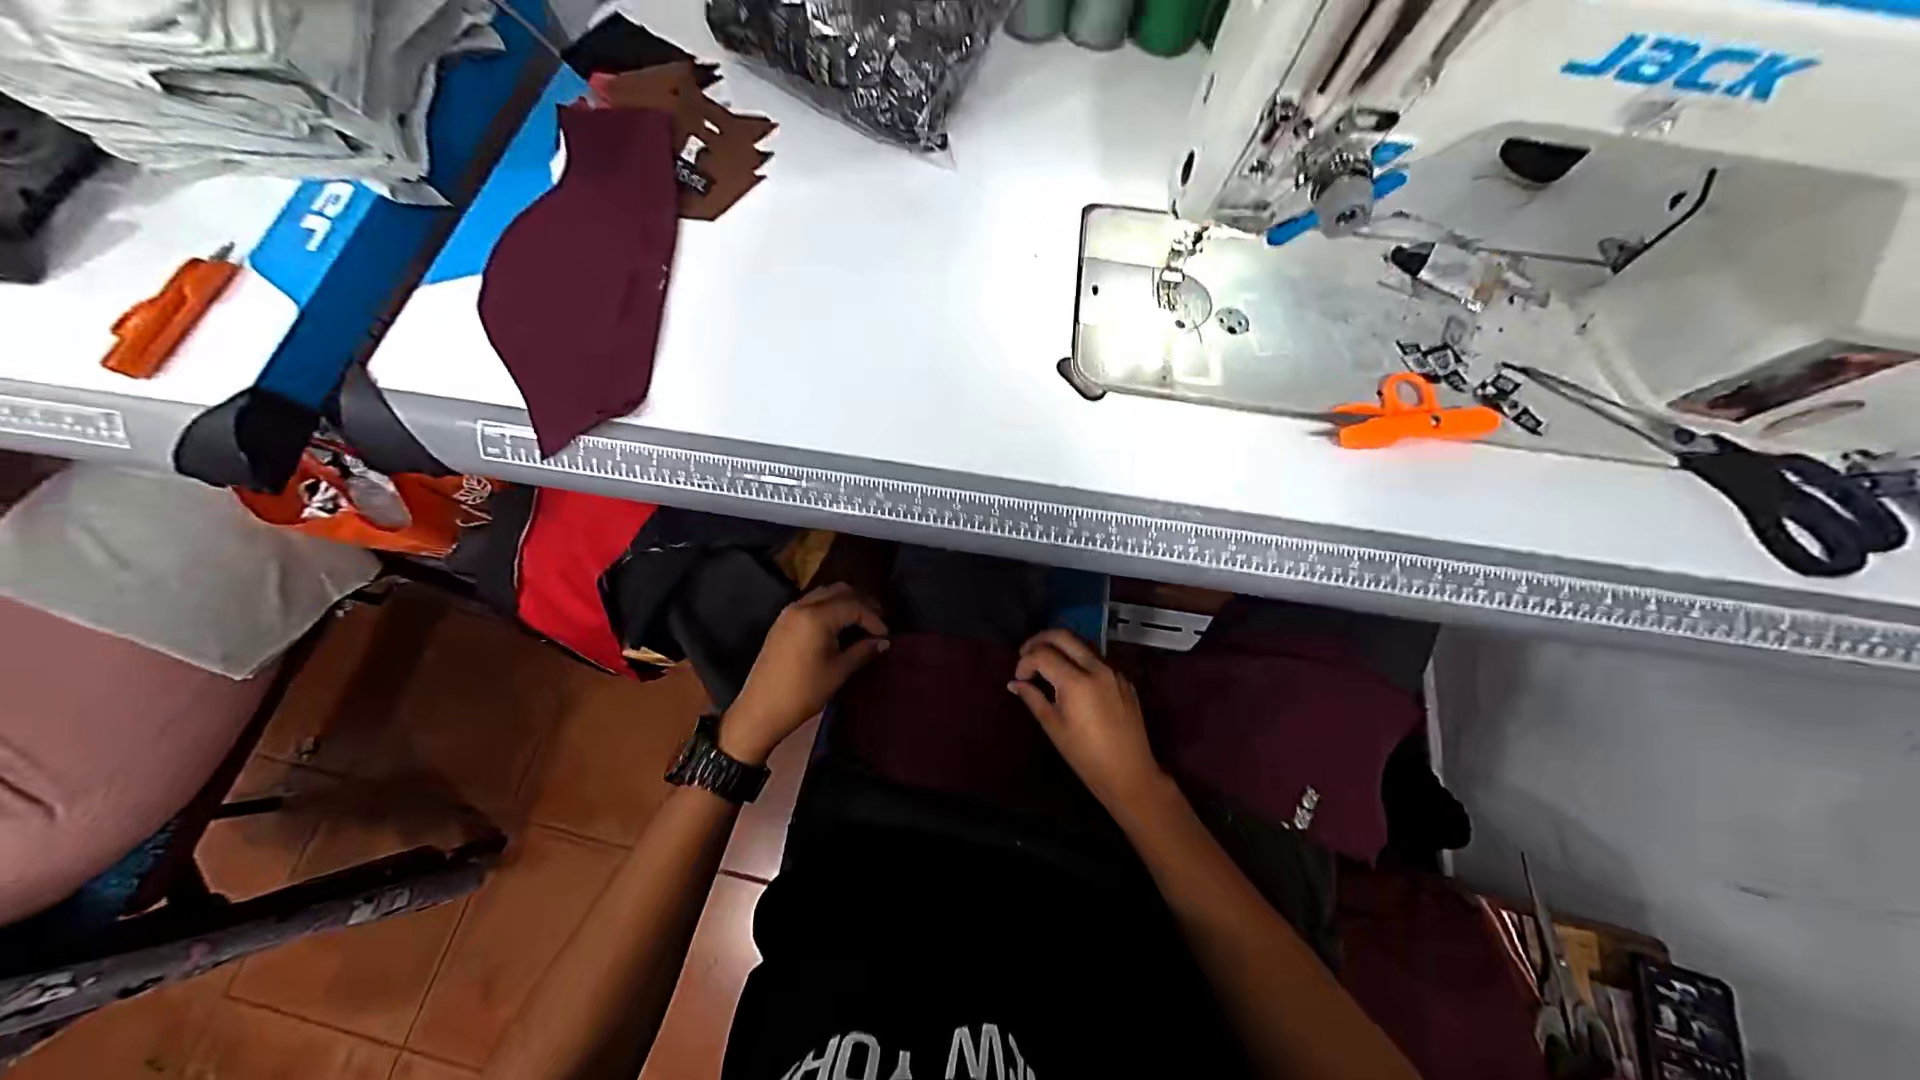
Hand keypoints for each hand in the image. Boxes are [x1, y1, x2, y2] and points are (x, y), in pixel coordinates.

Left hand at [720, 583, 888, 765]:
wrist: (761, 709)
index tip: (886, 635)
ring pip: (823, 593)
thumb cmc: (804, 692)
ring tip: (861, 621)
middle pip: (839, 590)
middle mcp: (801, 606)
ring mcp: (788, 612)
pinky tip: (838, 625)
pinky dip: (828, 607)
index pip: (853, 606)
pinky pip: (811, 603)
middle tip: (877, 621)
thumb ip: (863, 651)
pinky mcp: (781, 622)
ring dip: (844, 602)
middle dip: (861, 602)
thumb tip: (884, 642)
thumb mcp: (839, 671)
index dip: (874, 618)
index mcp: (816, 617)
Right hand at [1008, 629, 1164, 806]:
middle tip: (1026, 653)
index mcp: (1076, 681)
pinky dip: (1080, 660)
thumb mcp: (1053, 726)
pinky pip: (1099, 660)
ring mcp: (1114, 672)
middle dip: (1040, 640)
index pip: (1042, 655)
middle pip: (1064, 636)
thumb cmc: (1085, 755)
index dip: (1025, 662)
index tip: (1019, 678)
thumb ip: (1033, 698)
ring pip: (1084, 644)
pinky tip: (1072, 678)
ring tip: (1046, 660)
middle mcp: (1097, 668)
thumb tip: (1014, 684)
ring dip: (1062, 646)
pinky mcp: (1124, 681)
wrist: (1129, 773)